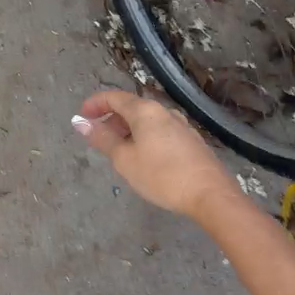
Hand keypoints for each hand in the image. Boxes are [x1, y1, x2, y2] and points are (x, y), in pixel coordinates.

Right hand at [74, 90, 238, 218]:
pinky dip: (147, 137)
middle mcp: (164, 112)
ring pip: (148, 120)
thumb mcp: (124, 159)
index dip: (94, 104)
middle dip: (112, 119)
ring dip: (130, 129)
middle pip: (131, 107)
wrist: (214, 197)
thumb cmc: (163, 175)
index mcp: (144, 110)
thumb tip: (80, 122)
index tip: (83, 117)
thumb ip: (102, 138)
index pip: (113, 97)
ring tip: (122, 149)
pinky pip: (162, 131)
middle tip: (100, 137)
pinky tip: (148, 158)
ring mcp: (183, 126)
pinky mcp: (194, 143)